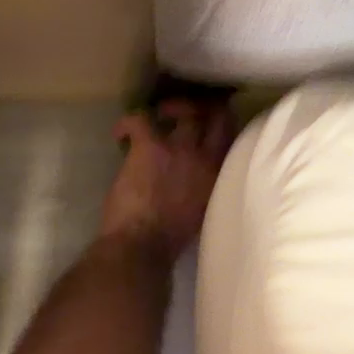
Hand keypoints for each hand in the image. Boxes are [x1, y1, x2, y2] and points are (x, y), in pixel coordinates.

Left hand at [99, 99, 234, 258]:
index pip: (233, 138)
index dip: (220, 125)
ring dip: (169, 108)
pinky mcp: (149, 146)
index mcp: (220, 177)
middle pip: (217, 115)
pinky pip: (140, 119)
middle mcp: (206, 158)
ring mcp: (179, 149)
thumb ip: (204, 188)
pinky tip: (119, 134)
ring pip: (185, 111)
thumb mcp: (201, 212)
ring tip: (155, 116)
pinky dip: (127, 122)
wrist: (142, 245)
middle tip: (184, 112)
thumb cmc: (170, 239)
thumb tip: (194, 176)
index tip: (207, 123)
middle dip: (202, 108)